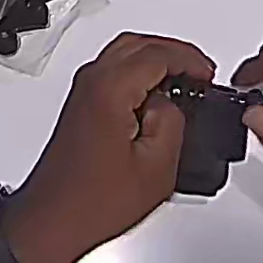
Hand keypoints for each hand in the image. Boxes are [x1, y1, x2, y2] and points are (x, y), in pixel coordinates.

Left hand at [2, 33, 215, 262]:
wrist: (55, 219)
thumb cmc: (93, 201)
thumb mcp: (157, 168)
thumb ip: (171, 122)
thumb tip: (171, 103)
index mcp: (109, 89)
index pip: (155, 53)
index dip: (188, 59)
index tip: (207, 74)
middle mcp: (91, 81)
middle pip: (137, 44)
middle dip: (173, 52)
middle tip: (199, 71)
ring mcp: (83, 89)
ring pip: (123, 52)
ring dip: (155, 58)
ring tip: (184, 82)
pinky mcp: (81, 101)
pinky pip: (113, 69)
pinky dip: (139, 71)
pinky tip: (157, 95)